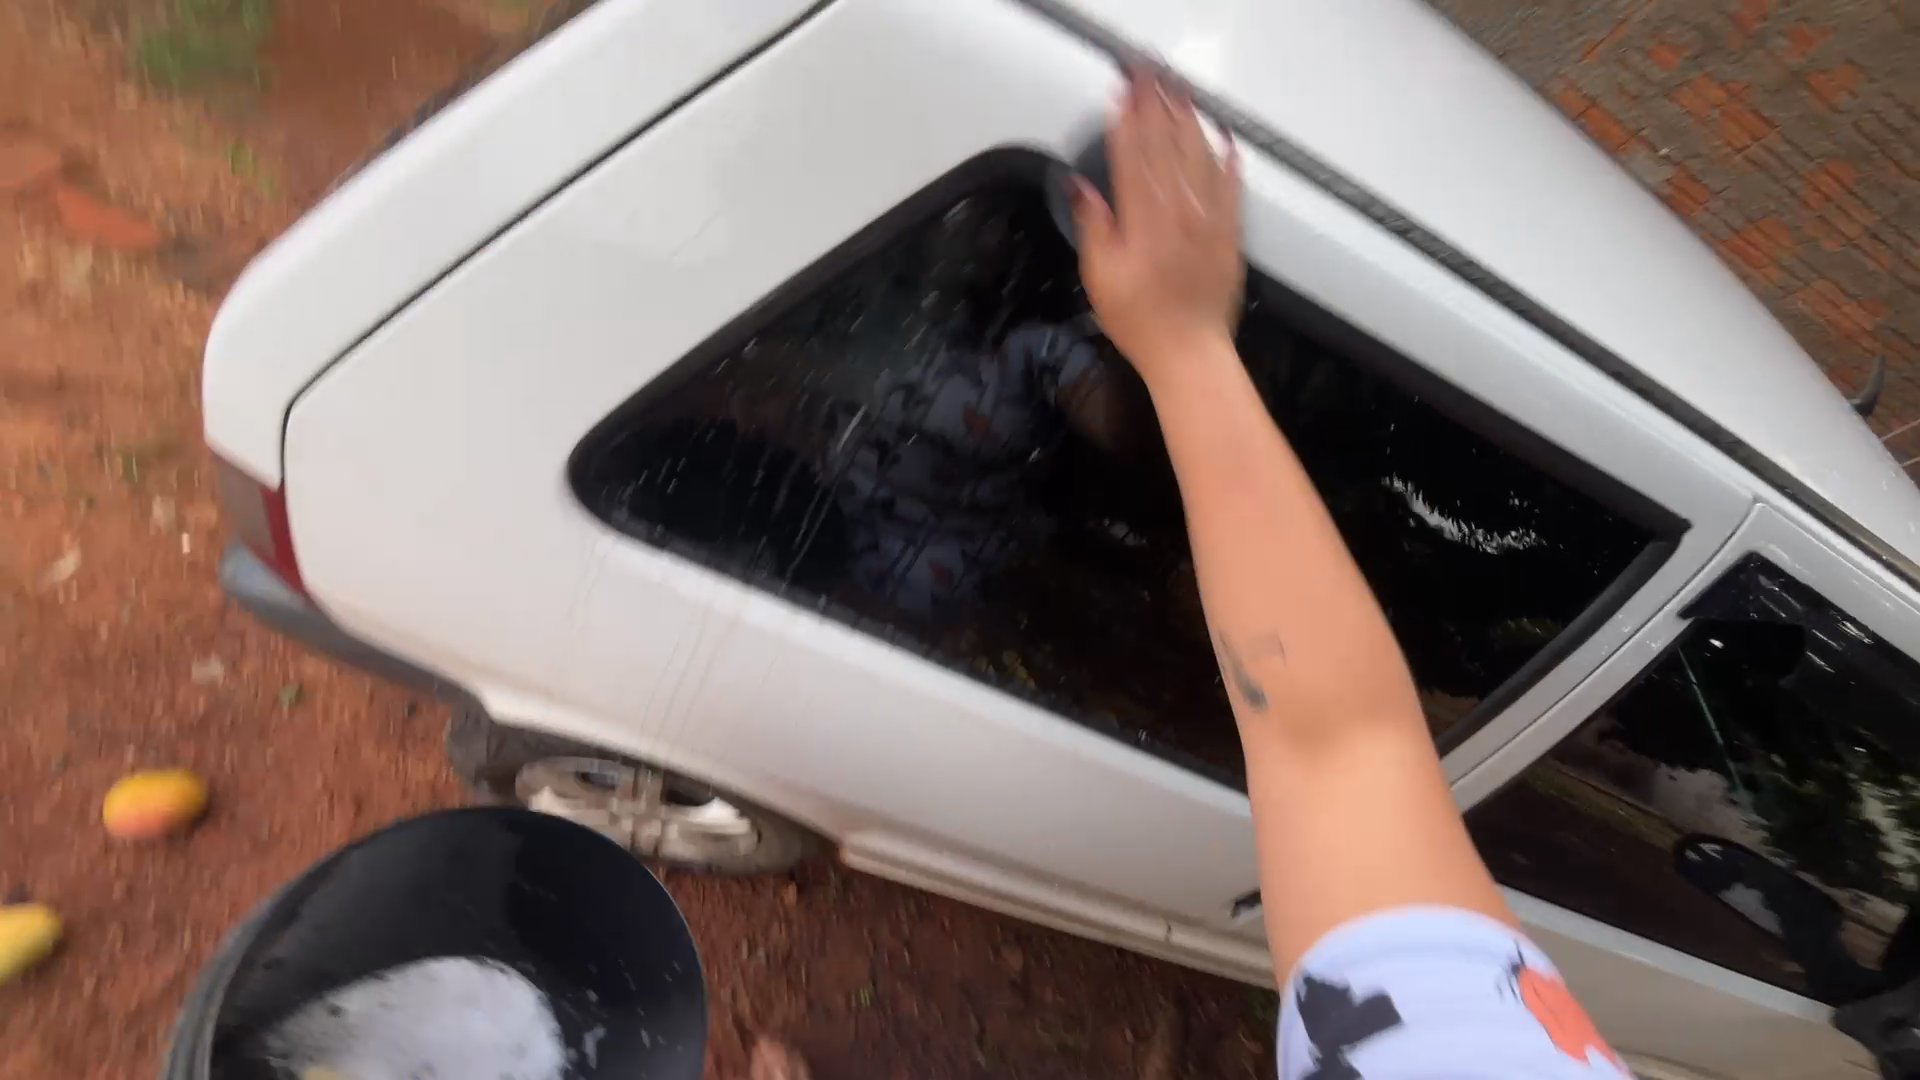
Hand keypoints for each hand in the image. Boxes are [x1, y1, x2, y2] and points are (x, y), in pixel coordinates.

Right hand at [1072, 66, 1243, 385]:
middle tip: (1149, 76)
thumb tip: (1081, 185)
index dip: (1126, 120)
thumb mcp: (1099, 278)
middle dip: (1155, 107)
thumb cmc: (1138, 321)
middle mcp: (1179, 209)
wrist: (1188, 351)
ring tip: (1179, 92)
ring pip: (1199, 156)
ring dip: (1187, 120)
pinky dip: (1226, 159)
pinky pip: (1231, 186)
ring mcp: (1209, 218)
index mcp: (1143, 219)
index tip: (1122, 91)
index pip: (1132, 155)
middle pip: (1166, 146)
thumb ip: (1094, 226)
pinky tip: (1223, 140)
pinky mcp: (1230, 232)